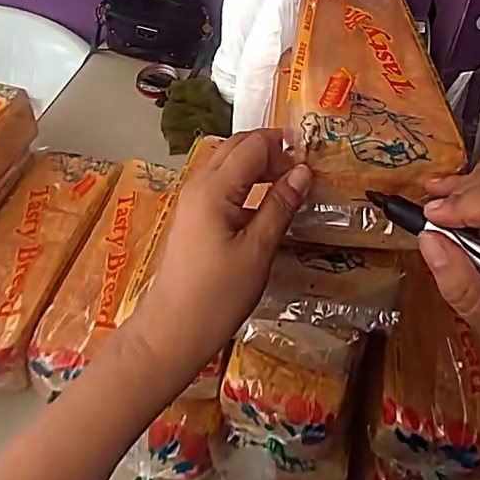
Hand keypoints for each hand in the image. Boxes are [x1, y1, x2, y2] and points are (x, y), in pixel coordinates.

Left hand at [124, 131, 310, 382]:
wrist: (169, 334)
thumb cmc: (216, 296)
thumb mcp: (257, 251)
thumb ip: (280, 205)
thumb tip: (304, 171)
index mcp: (215, 187)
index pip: (253, 145)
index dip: (283, 146)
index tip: (311, 160)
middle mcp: (200, 183)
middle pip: (238, 145)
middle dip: (270, 149)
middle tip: (300, 170)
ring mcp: (192, 198)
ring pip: (228, 161)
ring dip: (258, 164)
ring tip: (287, 184)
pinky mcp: (192, 214)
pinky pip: (221, 181)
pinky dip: (245, 181)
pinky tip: (263, 205)